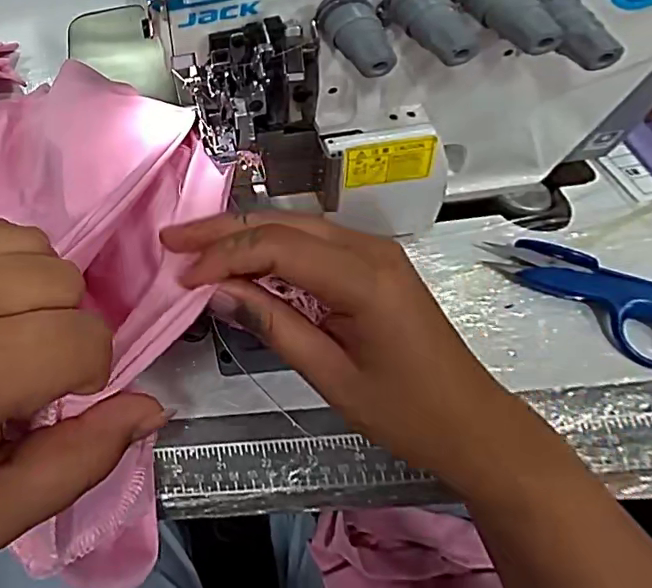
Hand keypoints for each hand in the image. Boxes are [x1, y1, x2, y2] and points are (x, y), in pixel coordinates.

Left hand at [0, 219, 167, 587]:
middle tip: (21, 376)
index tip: (51, 403)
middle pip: (70, 282)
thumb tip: (151, 406)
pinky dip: (6, 264)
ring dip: (39, 293)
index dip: (88, 377)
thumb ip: (85, 458)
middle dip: (64, 332)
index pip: (89, 339)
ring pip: (40, 247)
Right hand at [163, 212, 651, 587]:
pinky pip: (310, 241)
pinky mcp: (371, 260)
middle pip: (280, 225)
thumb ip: (272, 324)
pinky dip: (270, 246)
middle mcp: (367, 248)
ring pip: (292, 226)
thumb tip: (217, 290)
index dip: (223, 257)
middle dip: (222, 230)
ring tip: (196, 244)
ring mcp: (372, 250)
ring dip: (243, 234)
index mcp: (362, 277)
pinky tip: (243, 258)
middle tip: (173, 238)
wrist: (478, 427)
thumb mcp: (332, 377)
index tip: (183, 276)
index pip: (275, 248)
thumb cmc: (409, 414)